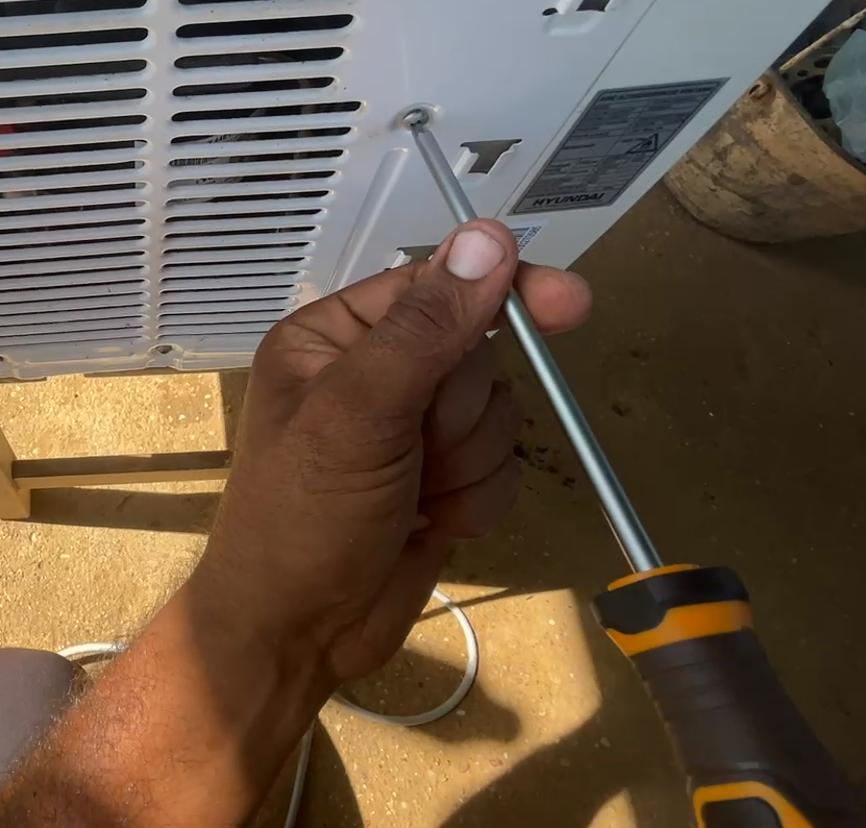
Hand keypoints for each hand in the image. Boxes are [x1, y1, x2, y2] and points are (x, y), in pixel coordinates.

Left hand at [192, 220, 591, 684]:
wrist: (297, 629)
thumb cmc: (303, 513)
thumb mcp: (357, 411)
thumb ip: (425, 328)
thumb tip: (489, 236)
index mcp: (332, 336)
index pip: (434, 286)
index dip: (498, 293)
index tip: (567, 303)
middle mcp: (370, 370)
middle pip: (476, 354)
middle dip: (457, 414)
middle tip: (410, 451)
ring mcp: (407, 425)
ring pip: (498, 412)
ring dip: (464, 462)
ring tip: (410, 493)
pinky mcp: (438, 475)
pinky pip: (500, 466)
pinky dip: (474, 498)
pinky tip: (428, 521)